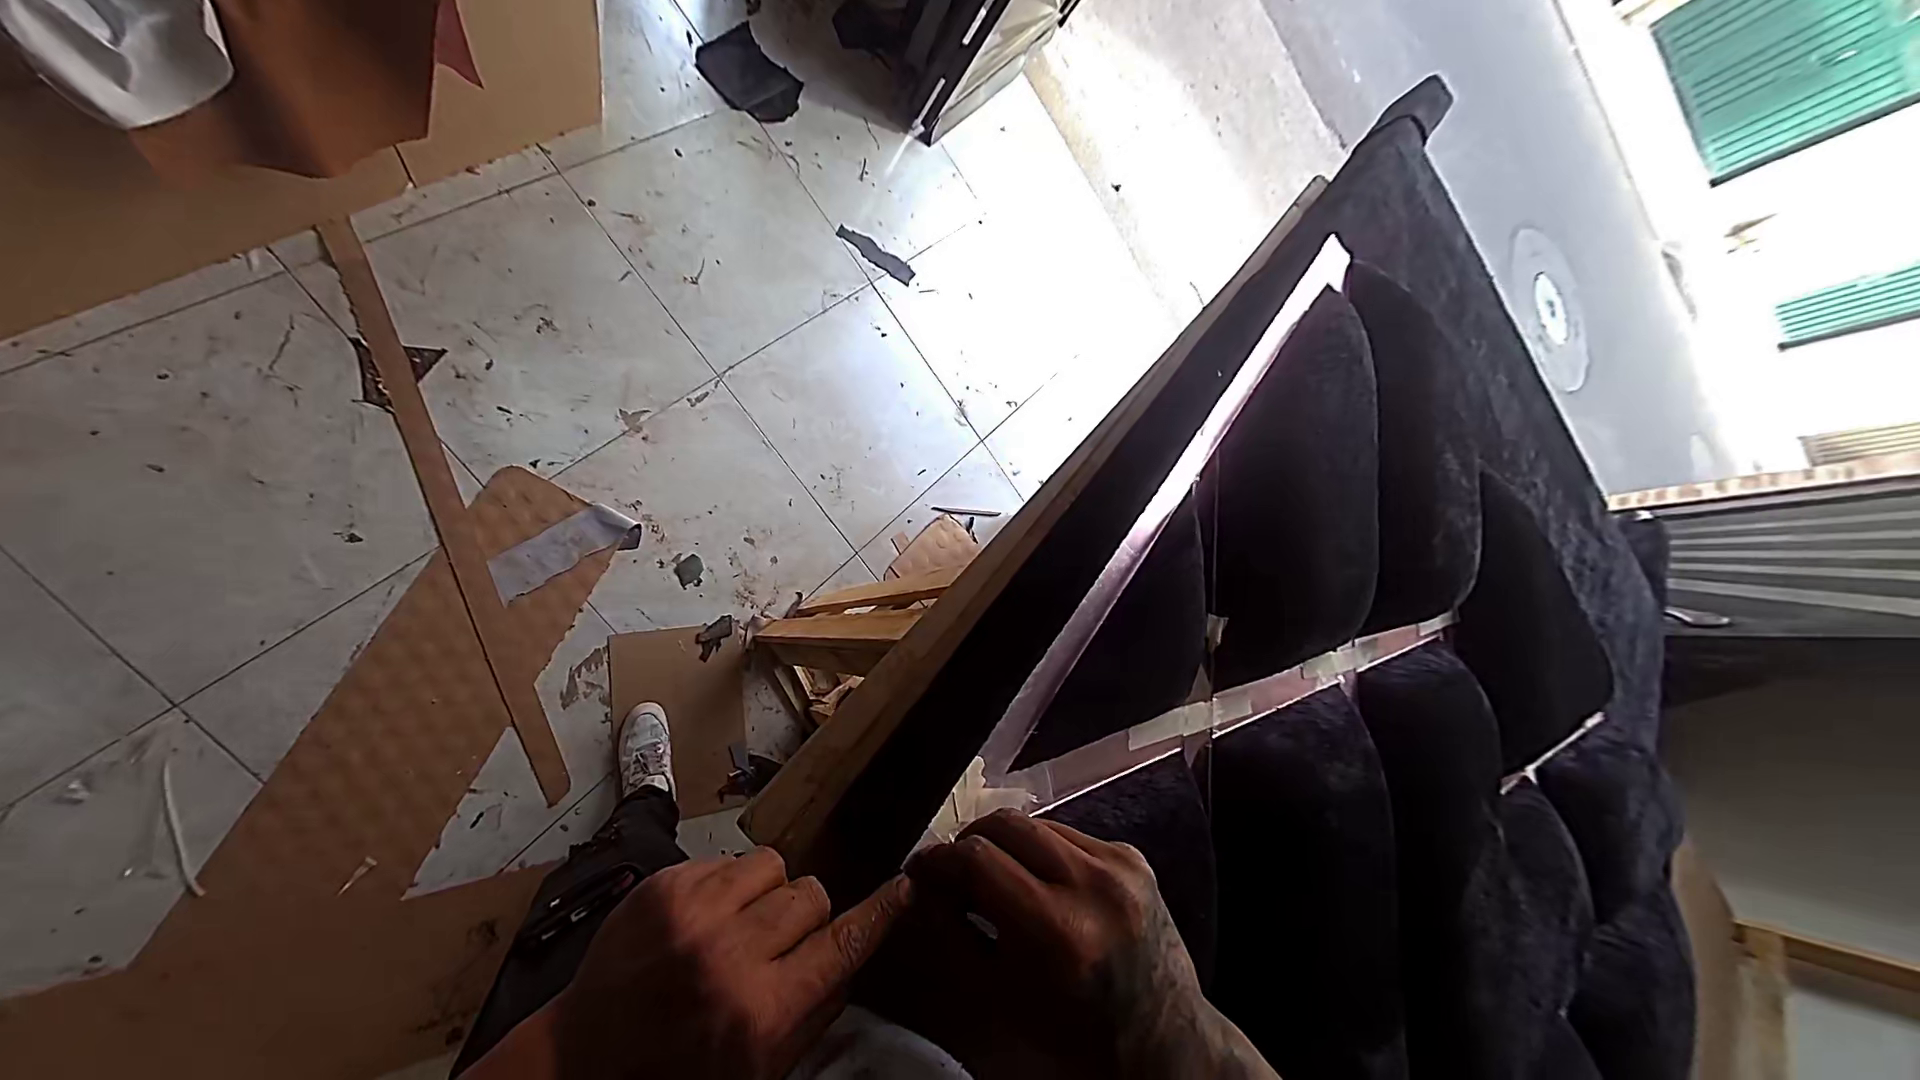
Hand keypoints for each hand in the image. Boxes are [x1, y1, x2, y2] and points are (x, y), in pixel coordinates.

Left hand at [477, 848, 911, 1079]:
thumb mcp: (758, 1070)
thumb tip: (852, 950)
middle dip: (803, 916)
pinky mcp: (664, 884)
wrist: (578, 1063)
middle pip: (812, 892)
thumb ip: (815, 1011)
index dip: (880, 913)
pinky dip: (727, 885)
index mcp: (759, 1013)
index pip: (843, 944)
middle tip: (777, 943)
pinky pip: (729, 859)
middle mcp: (729, 956)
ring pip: (775, 863)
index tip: (903, 888)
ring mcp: (692, 912)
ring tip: (738, 924)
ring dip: (767, 892)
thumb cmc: (675, 1076)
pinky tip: (702, 919)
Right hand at [905, 809, 1275, 1079]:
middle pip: (1007, 824)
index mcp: (1058, 931)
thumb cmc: (1073, 1039)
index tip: (920, 868)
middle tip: (954, 868)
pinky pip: (1068, 834)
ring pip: (1036, 823)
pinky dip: (1042, 850)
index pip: (979, 859)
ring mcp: (1120, 865)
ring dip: (1006, 843)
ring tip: (995, 875)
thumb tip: (924, 883)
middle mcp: (1093, 885)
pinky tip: (1039, 881)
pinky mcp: (1134, 857)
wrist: (1166, 1048)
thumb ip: (953, 933)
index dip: (940, 859)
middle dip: (969, 840)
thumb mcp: (999, 999)